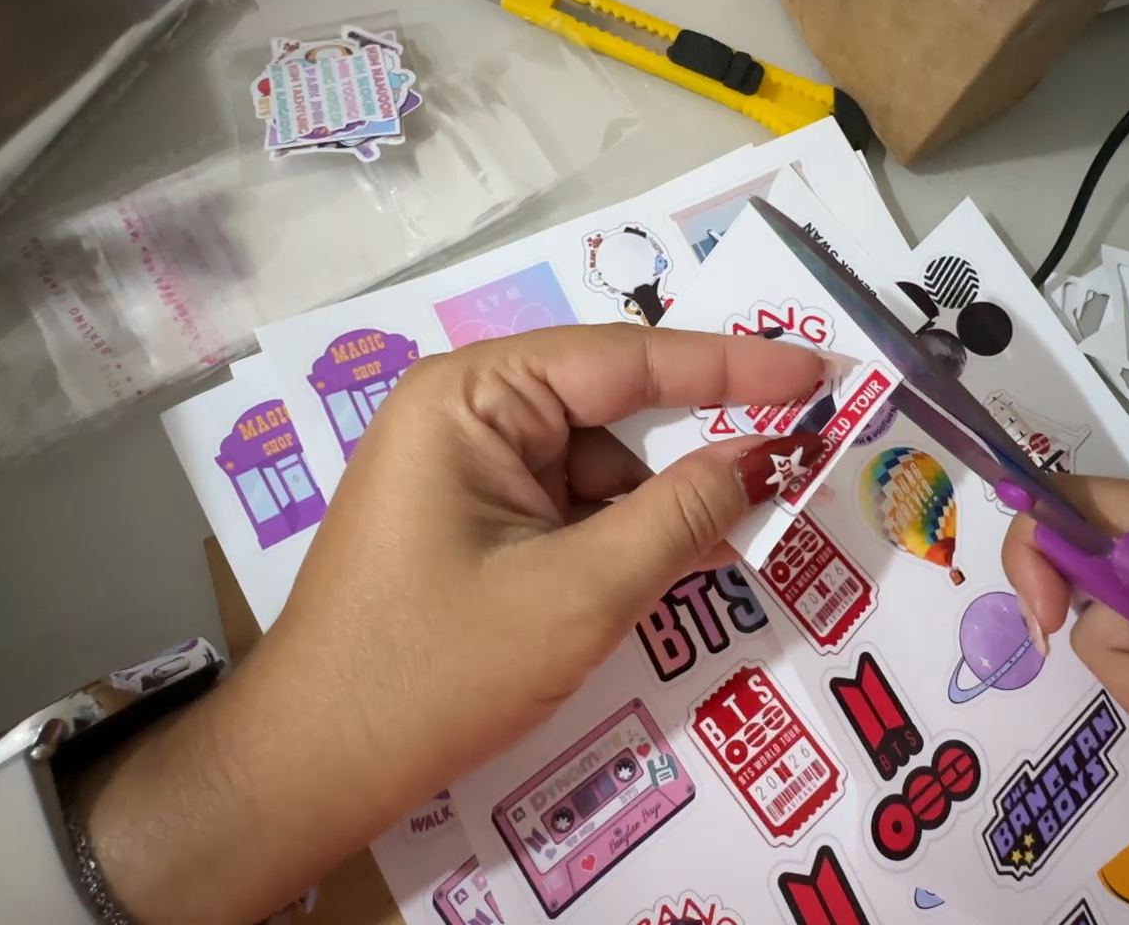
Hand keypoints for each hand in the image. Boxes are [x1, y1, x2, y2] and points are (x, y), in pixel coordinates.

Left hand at [82, 324, 824, 923]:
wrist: (315, 770)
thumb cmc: (437, 671)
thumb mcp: (579, 591)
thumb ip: (682, 513)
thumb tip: (769, 457)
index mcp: (476, 395)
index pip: (626, 359)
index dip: (730, 366)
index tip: (813, 374)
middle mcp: (473, 408)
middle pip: (615, 407)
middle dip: (697, 438)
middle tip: (792, 447)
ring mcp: (476, 462)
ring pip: (604, 462)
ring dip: (665, 499)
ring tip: (739, 527)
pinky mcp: (484, 511)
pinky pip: (578, 501)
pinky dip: (630, 528)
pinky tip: (678, 558)